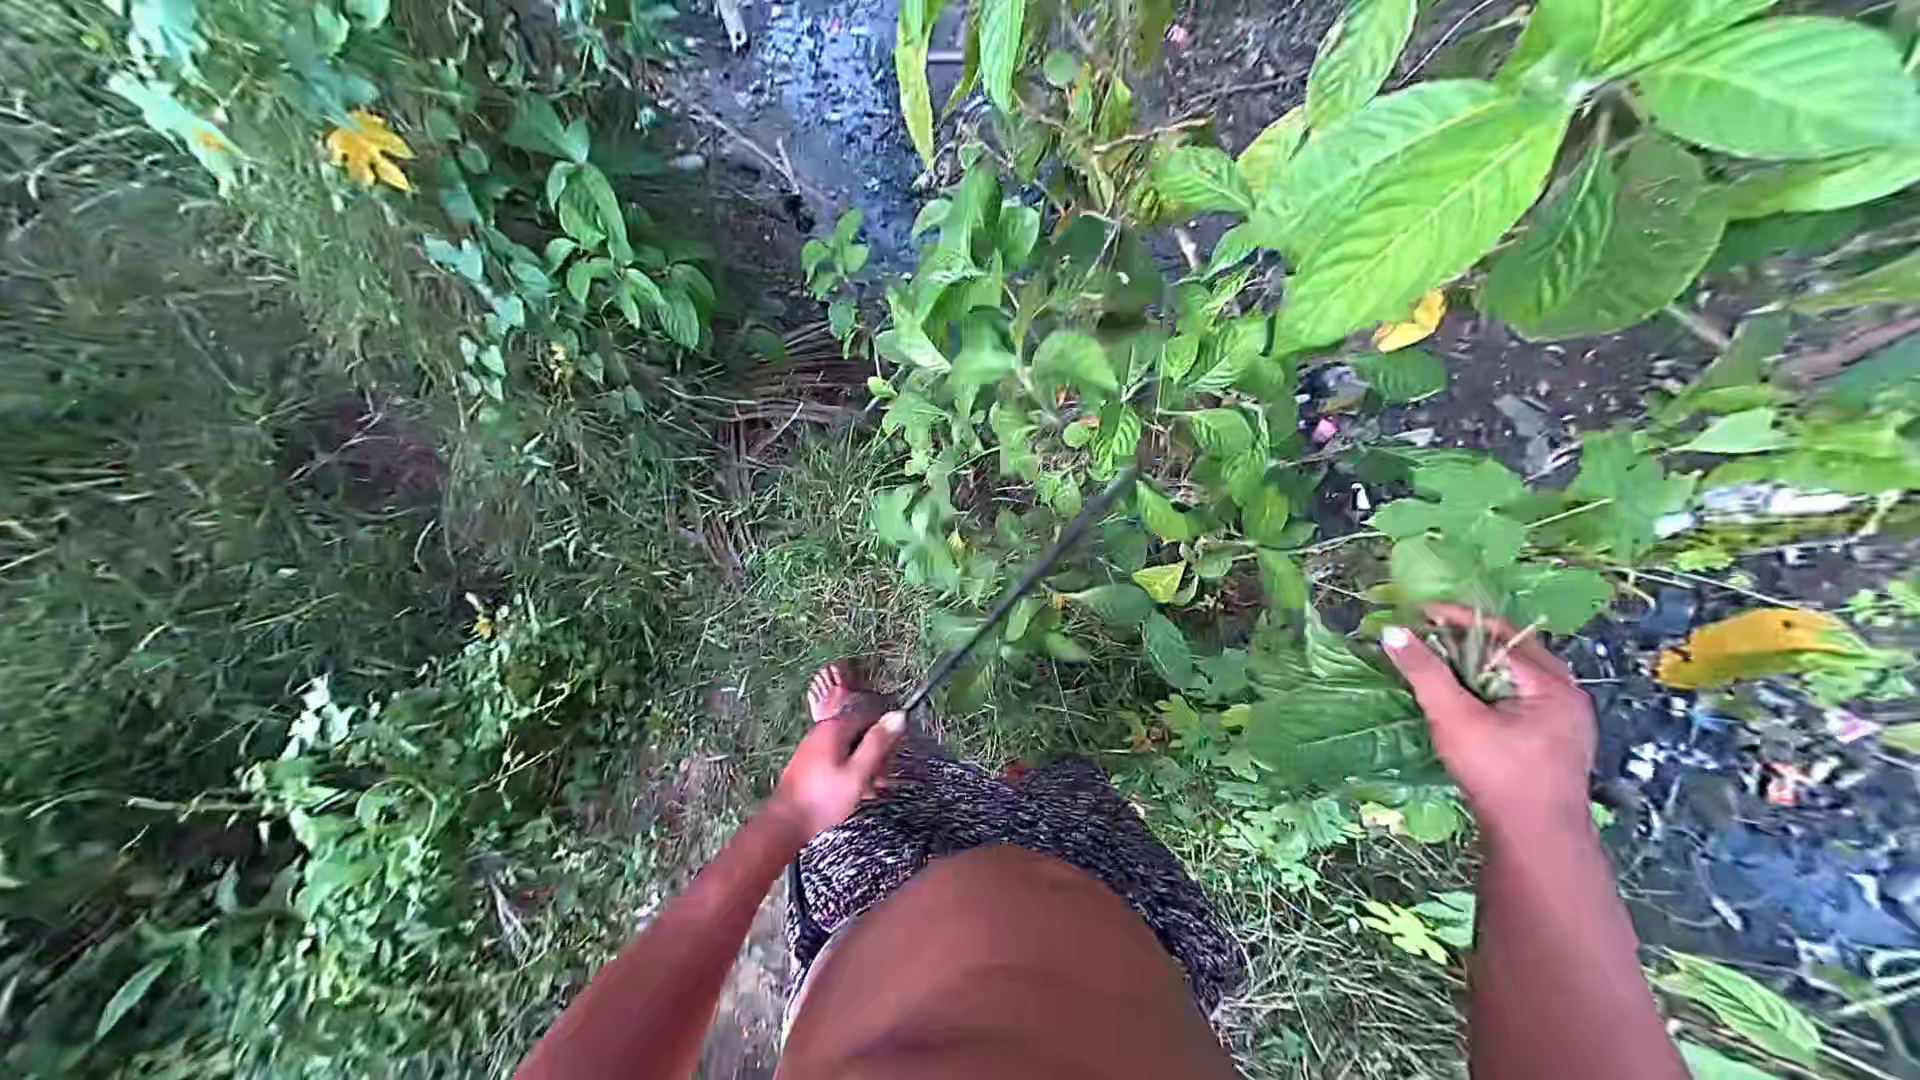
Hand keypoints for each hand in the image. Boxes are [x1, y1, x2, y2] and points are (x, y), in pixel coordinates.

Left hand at [768, 710, 905, 843]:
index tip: (889, 761)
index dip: (885, 738)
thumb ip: (878, 743)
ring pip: (849, 749)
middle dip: (875, 755)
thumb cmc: (823, 801)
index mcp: (834, 728)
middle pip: (859, 733)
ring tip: (868, 790)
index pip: (871, 718)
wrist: (785, 826)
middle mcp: (822, 731)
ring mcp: (813, 747)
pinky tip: (852, 792)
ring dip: (863, 766)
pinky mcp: (808, 764)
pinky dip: (848, 772)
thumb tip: (898, 716)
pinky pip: (836, 760)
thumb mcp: (858, 772)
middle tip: (880, 779)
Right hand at [1381, 605, 1595, 837]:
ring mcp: (1564, 717)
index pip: (1501, 634)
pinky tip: (1461, 691)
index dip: (1457, 618)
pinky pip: (1516, 691)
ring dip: (1476, 659)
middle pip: (1513, 648)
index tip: (1417, 612)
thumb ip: (1424, 671)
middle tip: (1426, 632)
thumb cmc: (1496, 772)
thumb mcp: (1454, 717)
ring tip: (1438, 657)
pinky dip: (1485, 680)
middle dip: (1467, 636)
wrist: (1535, 838)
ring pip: (1515, 671)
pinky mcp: (1551, 736)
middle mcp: (1566, 695)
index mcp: (1552, 685)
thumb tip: (1393, 631)